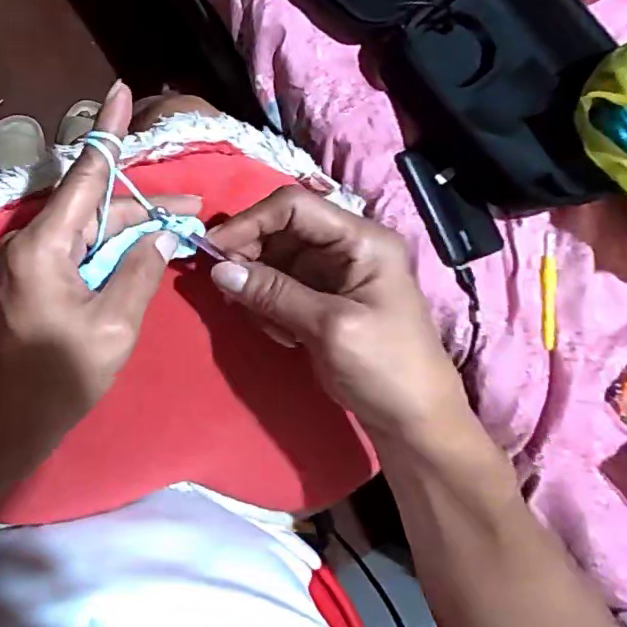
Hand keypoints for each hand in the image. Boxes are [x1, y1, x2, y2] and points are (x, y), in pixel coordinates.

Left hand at [0, 82, 198, 442]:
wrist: (13, 418)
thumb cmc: (62, 375)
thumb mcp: (116, 324)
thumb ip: (139, 270)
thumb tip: (159, 235)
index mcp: (45, 244)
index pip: (83, 175)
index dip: (106, 133)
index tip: (119, 91)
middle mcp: (31, 241)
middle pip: (94, 205)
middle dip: (142, 204)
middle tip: (192, 211)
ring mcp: (30, 259)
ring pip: (89, 228)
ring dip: (130, 229)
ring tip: (179, 229)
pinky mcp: (36, 277)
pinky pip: (79, 248)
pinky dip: (111, 248)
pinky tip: (142, 250)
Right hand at [204, 186, 467, 434]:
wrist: (413, 420)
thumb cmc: (386, 367)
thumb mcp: (329, 327)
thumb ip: (274, 293)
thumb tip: (218, 270)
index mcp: (361, 240)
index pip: (294, 206)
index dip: (250, 221)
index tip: (213, 249)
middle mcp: (344, 247)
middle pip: (279, 230)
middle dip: (249, 256)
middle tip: (229, 291)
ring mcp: (331, 273)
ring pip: (272, 260)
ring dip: (257, 288)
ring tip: (268, 325)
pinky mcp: (318, 298)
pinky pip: (276, 287)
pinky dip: (266, 306)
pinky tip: (283, 335)